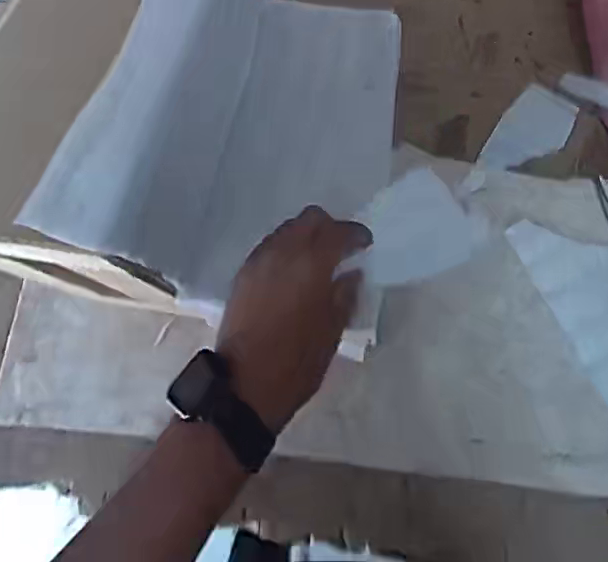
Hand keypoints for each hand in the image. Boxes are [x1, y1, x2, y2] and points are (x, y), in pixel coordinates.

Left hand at [214, 205, 370, 431]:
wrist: (242, 388)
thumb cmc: (296, 362)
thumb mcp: (332, 331)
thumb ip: (345, 294)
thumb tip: (352, 273)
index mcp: (312, 263)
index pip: (339, 232)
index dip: (356, 235)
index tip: (365, 245)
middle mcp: (284, 252)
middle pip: (311, 219)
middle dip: (330, 227)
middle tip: (341, 249)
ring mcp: (260, 261)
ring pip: (288, 229)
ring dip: (305, 236)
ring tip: (315, 261)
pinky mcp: (243, 274)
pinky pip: (270, 245)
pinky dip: (286, 248)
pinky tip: (292, 272)